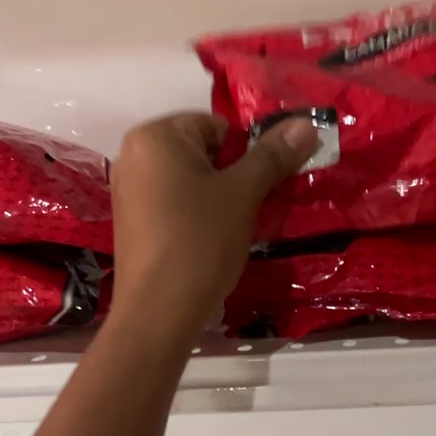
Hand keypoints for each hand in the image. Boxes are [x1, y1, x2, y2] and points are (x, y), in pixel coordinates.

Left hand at [110, 112, 319, 332]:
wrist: (158, 311)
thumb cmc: (200, 241)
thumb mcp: (243, 194)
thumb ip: (273, 156)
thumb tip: (307, 124)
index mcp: (156, 136)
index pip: (218, 127)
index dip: (245, 156)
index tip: (256, 189)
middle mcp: (134, 155)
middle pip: (202, 153)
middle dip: (231, 177)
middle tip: (247, 210)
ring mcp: (128, 190)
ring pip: (189, 181)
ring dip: (217, 199)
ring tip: (229, 230)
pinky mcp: (131, 222)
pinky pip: (173, 204)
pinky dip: (195, 217)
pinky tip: (206, 244)